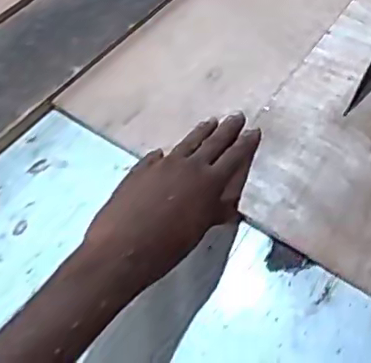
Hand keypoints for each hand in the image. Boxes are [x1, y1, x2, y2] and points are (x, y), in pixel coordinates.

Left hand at [78, 113, 260, 290]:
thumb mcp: (199, 230)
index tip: (254, 130)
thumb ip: (216, 210)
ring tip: (211, 122)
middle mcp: (191, 166)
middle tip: (238, 116)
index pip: (236, 154)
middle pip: (216, 140)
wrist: (116, 255)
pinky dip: (165, 154)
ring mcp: (164, 165)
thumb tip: (231, 205)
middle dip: (229, 128)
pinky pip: (157, 157)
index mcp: (211, 181)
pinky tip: (164, 154)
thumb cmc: (165, 249)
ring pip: (189, 141)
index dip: (247, 142)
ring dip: (202, 131)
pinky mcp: (139, 171)